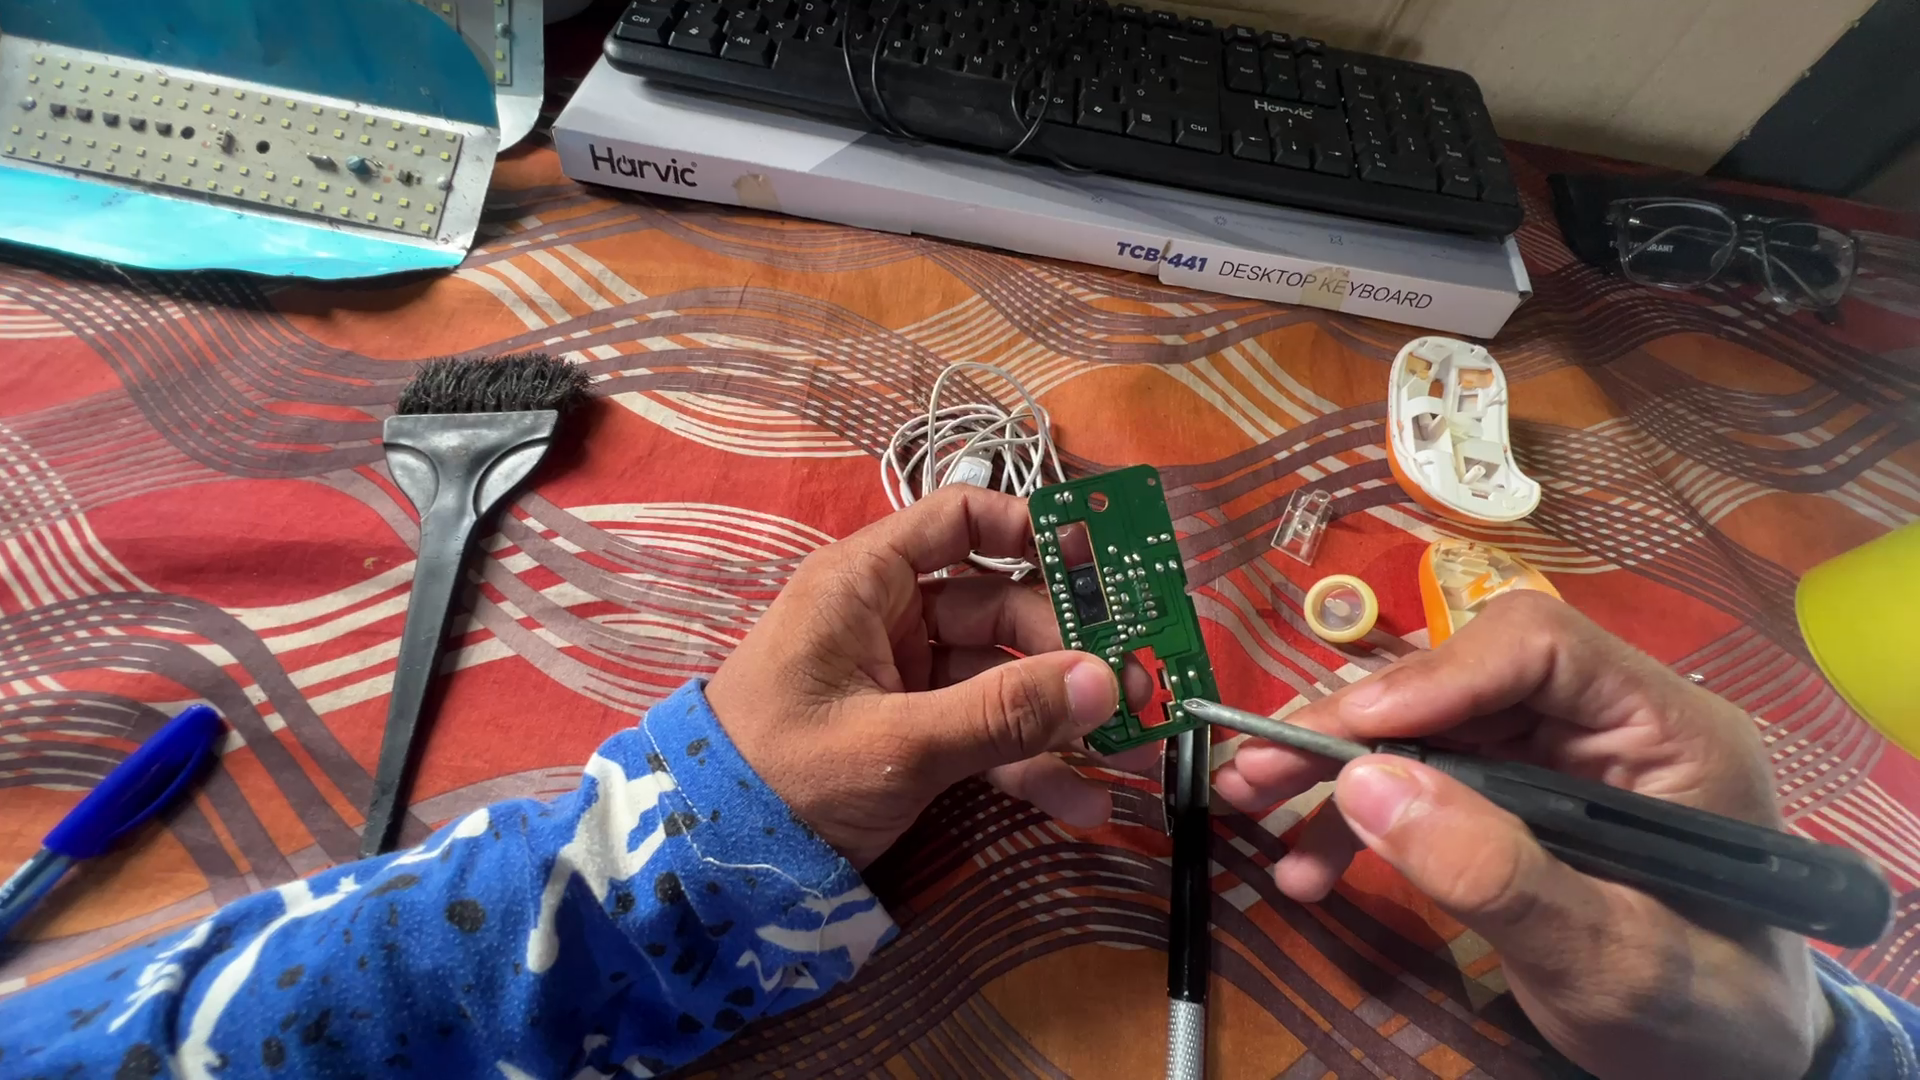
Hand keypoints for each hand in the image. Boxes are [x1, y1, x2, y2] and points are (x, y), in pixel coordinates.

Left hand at [706, 487, 1152, 868]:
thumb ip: (1001, 712)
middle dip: (1067, 649)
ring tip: (1130, 755)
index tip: (1100, 562)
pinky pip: (980, 728)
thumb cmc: (784, 775)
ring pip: (999, 674)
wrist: (709, 866)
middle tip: (1135, 687)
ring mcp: (905, 675)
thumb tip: (1109, 681)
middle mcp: (891, 615)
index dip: (1030, 528)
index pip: (959, 519)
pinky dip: (1024, 760)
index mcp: (868, 581)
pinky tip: (1077, 800)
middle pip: (1000, 605)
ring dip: (1059, 715)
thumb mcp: (896, 743)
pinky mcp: (913, 728)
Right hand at [1215, 591, 1831, 1079]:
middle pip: (1444, 685)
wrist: (1711, 1064)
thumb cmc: (1698, 1017)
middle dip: (1343, 728)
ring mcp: (1530, 752)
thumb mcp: (1609, 963)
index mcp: (1659, 731)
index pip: (1536, 648)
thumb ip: (1496, 873)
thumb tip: (1365, 785)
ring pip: (1404, 725)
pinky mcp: (1488, 786)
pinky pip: (1399, 777)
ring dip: (1322, 765)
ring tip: (1249, 796)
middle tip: (1257, 765)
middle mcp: (1585, 719)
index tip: (1355, 730)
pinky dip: (1343, 817)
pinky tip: (1305, 865)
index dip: (1436, 675)